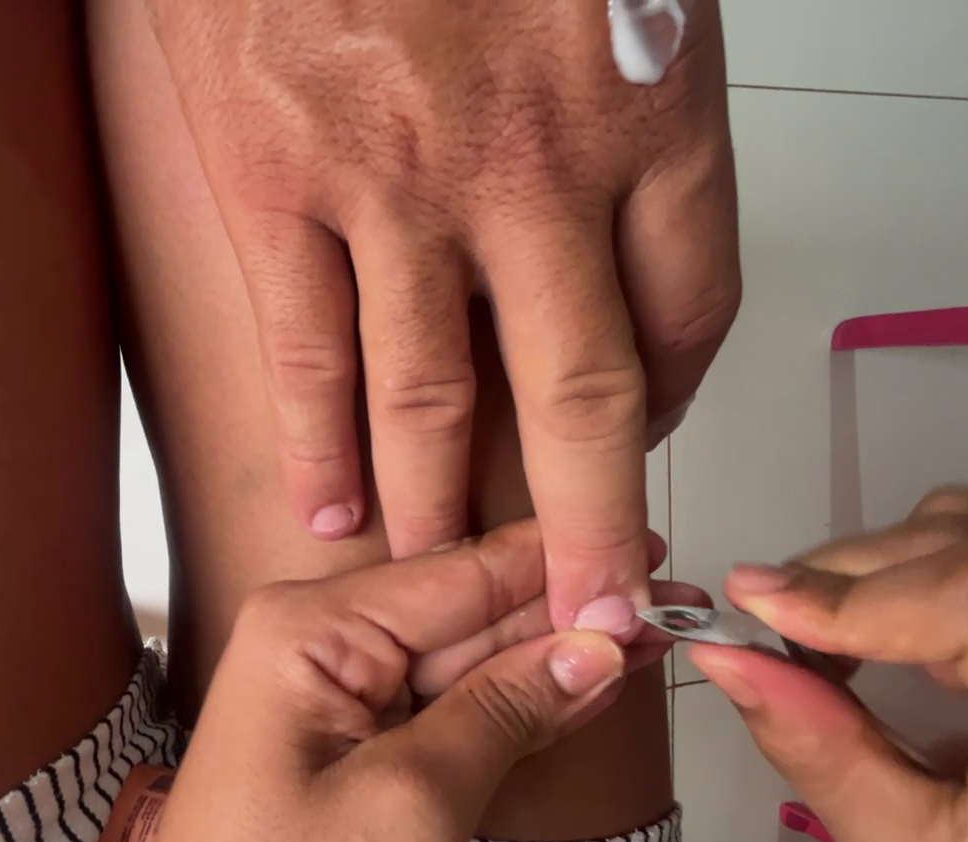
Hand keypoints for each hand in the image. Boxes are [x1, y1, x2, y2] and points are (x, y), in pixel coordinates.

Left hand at [0, 521, 706, 841]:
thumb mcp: (410, 805)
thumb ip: (503, 714)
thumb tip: (594, 648)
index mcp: (310, 627)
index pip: (462, 575)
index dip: (561, 570)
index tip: (651, 564)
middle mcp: (314, 635)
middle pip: (463, 611)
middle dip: (562, 617)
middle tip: (669, 610)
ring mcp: (326, 682)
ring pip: (456, 657)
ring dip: (542, 661)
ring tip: (640, 649)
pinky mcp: (340, 727)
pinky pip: (432, 701)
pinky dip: (500, 705)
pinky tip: (566, 691)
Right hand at [146, 0, 739, 630]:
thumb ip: (636, 110)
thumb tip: (613, 252)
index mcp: (637, 103)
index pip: (684, 306)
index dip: (669, 399)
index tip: (640, 444)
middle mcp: (525, 168)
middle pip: (575, 395)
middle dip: (585, 526)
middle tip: (585, 613)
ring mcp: (395, 188)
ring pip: (430, 395)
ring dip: (438, 504)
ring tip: (432, 575)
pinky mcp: (283, 191)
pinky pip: (313, 353)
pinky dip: (320, 447)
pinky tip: (329, 512)